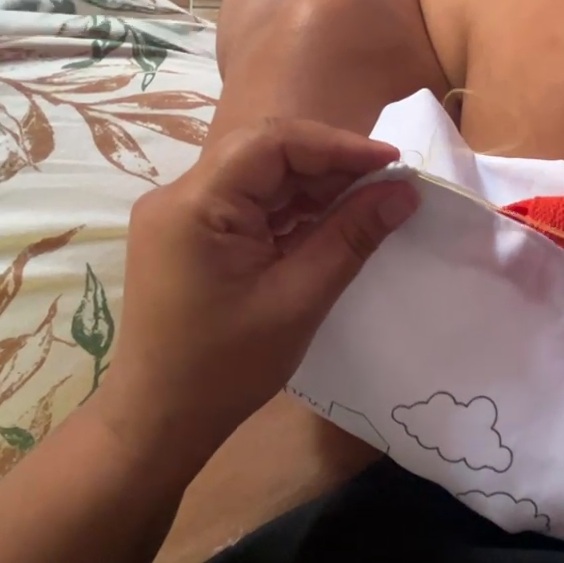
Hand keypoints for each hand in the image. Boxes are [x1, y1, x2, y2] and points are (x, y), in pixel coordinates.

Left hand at [96, 118, 417, 443]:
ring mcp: (183, 215)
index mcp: (196, 204)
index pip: (273, 143)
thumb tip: (403, 192)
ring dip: (315, 186)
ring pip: (260, 177)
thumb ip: (351, 236)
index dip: (338, 145)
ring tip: (368, 201)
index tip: (392, 162)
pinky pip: (250, 205)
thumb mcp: (300, 299)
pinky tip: (331, 223)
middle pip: (265, 152)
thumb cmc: (227, 366)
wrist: (160, 419)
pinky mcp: (192, 236)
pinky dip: (293, 210)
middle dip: (330, 163)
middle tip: (387, 182)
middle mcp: (181, 195)